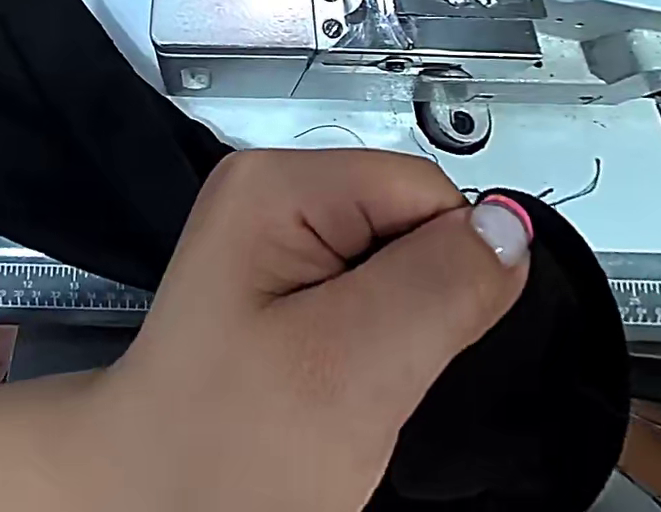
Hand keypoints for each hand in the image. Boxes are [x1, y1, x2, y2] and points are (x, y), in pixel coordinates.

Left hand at [78, 147, 531, 511]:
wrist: (150, 500)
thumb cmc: (219, 448)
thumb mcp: (348, 370)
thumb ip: (439, 287)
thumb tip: (510, 228)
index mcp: (277, 182)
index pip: (422, 189)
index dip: (445, 268)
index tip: (408, 340)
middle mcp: (271, 187)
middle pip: (407, 216)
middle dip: (415, 296)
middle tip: (366, 366)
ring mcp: (273, 225)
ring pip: (394, 251)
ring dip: (395, 317)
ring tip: (347, 372)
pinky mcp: (280, 263)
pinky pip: (367, 276)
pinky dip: (373, 325)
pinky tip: (336, 363)